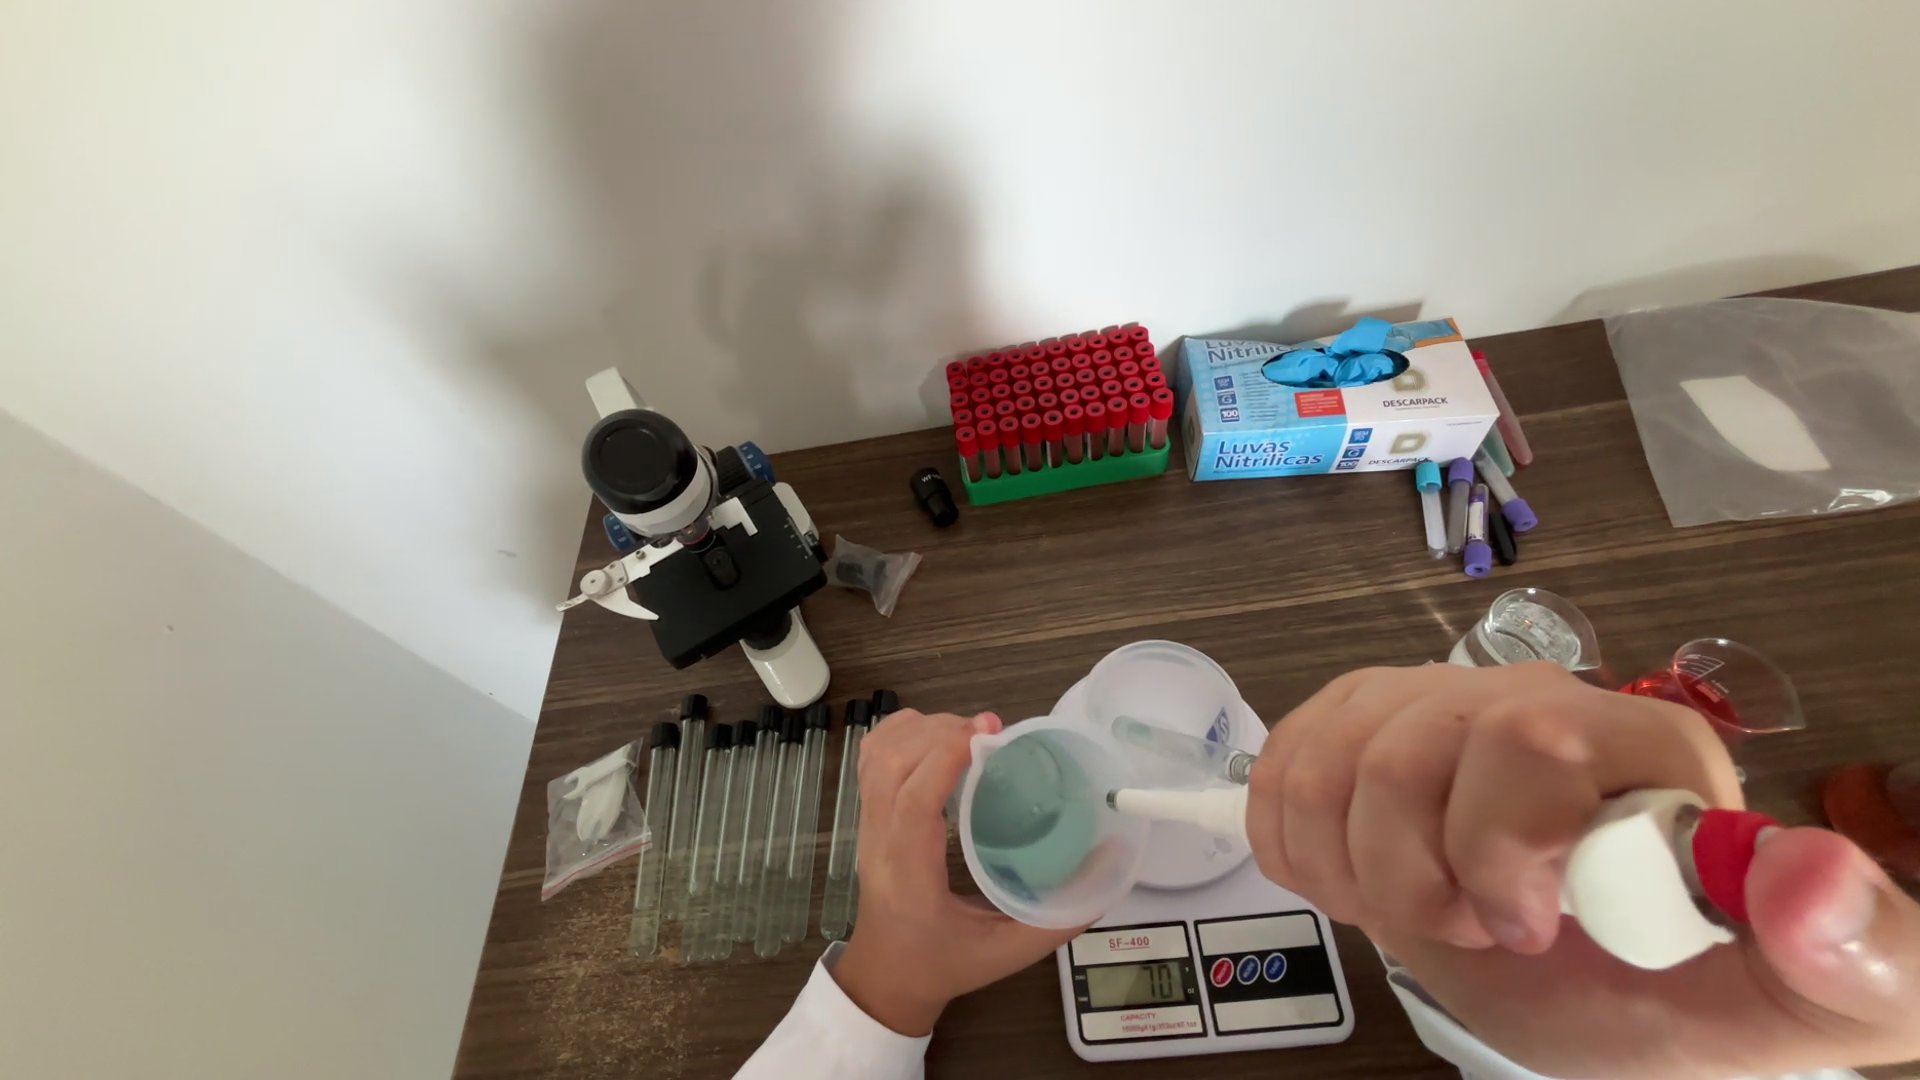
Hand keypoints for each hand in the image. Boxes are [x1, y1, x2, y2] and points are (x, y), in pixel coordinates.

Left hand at [833, 709, 1084, 1034]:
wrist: (886, 974)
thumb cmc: (944, 963)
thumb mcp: (1007, 952)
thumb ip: (1059, 916)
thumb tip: (1109, 862)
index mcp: (910, 875)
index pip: (913, 802)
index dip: (947, 756)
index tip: (989, 731)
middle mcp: (879, 839)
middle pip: (892, 764)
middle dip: (941, 733)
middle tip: (990, 732)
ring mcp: (865, 821)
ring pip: (878, 753)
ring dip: (922, 728)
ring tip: (966, 733)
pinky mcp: (865, 809)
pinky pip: (870, 755)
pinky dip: (900, 731)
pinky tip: (934, 735)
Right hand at [1246, 662, 1919, 1078]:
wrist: (1529, 966)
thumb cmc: (1636, 985)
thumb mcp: (1763, 1015)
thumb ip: (1856, 966)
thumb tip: (1809, 867)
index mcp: (1625, 738)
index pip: (1527, 740)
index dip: (1496, 844)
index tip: (1516, 930)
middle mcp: (1507, 688)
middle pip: (1398, 760)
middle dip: (1407, 879)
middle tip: (1456, 924)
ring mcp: (1404, 694)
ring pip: (1320, 769)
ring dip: (1348, 872)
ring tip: (1404, 902)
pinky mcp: (1334, 714)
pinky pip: (1275, 771)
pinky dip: (1293, 846)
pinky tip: (1346, 870)